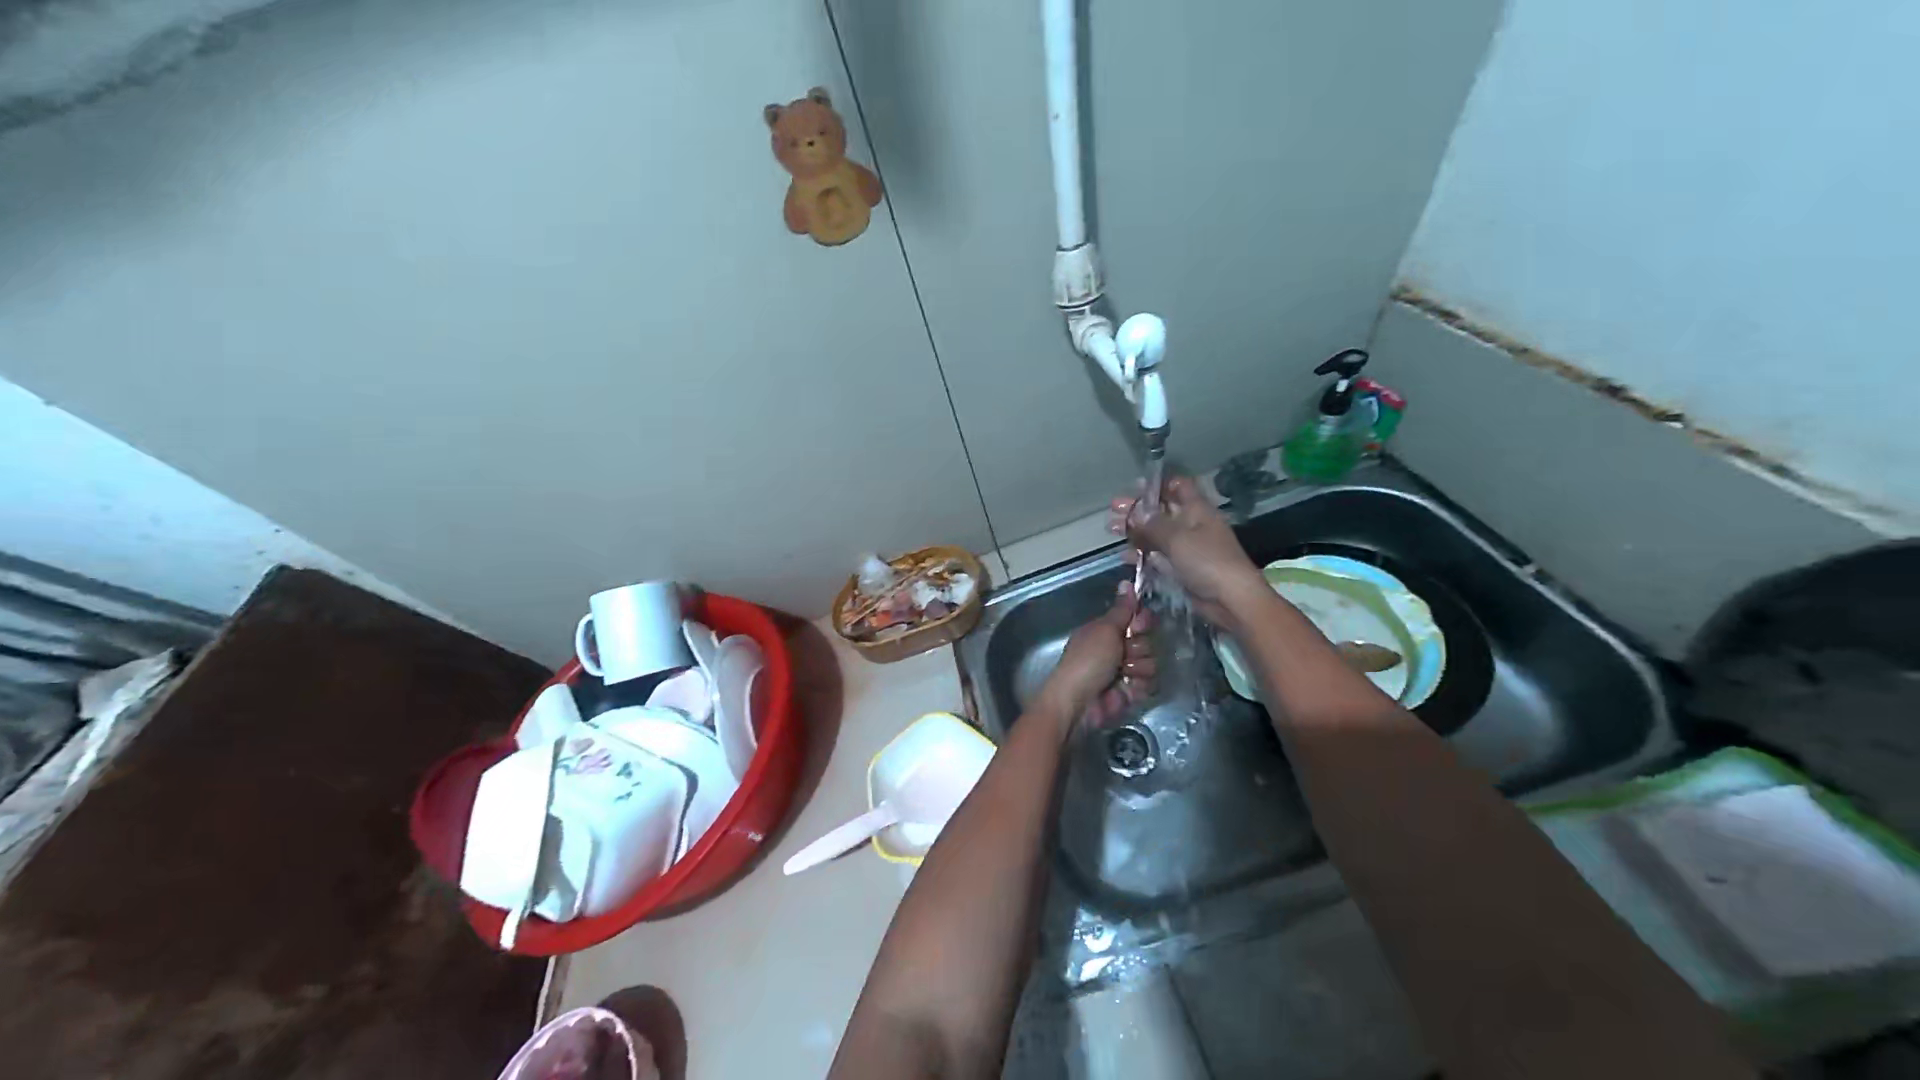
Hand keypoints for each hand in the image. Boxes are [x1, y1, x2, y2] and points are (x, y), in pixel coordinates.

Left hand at [1033, 582, 1155, 730]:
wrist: (1076, 703)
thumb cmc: (1087, 661)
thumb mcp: (1104, 630)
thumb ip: (1121, 609)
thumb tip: (1127, 582)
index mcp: (1106, 630)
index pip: (1136, 619)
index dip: (1141, 622)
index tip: (1138, 626)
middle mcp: (1115, 648)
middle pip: (1147, 642)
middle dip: (1138, 649)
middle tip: (1123, 655)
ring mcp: (1122, 671)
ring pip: (1151, 664)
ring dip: (1138, 669)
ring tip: (1121, 674)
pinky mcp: (1129, 692)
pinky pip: (1148, 684)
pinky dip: (1138, 687)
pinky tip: (1126, 689)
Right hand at [1108, 475, 1268, 629]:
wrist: (1231, 599)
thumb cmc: (1207, 560)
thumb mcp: (1177, 537)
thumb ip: (1152, 524)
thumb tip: (1135, 514)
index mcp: (1197, 509)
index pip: (1179, 486)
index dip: (1159, 484)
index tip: (1135, 487)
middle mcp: (1191, 525)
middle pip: (1161, 510)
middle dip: (1138, 509)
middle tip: (1114, 509)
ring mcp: (1186, 547)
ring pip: (1156, 534)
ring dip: (1135, 531)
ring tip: (1111, 530)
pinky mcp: (1181, 568)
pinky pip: (1157, 556)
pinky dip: (1141, 554)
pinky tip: (1124, 556)